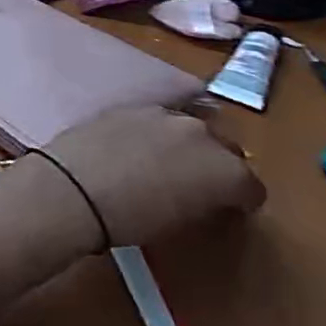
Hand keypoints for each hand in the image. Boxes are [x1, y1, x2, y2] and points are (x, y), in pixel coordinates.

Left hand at [42, 106, 263, 247]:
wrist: (75, 187)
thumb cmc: (134, 219)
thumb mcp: (184, 221)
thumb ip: (205, 201)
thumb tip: (204, 196)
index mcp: (227, 170)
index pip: (251, 187)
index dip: (240, 201)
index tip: (230, 210)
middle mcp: (201, 133)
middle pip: (224, 148)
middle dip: (218, 166)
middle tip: (200, 186)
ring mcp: (163, 113)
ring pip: (189, 126)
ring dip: (187, 143)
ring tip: (167, 163)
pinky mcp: (130, 105)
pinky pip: (156, 118)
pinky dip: (156, 131)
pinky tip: (139, 146)